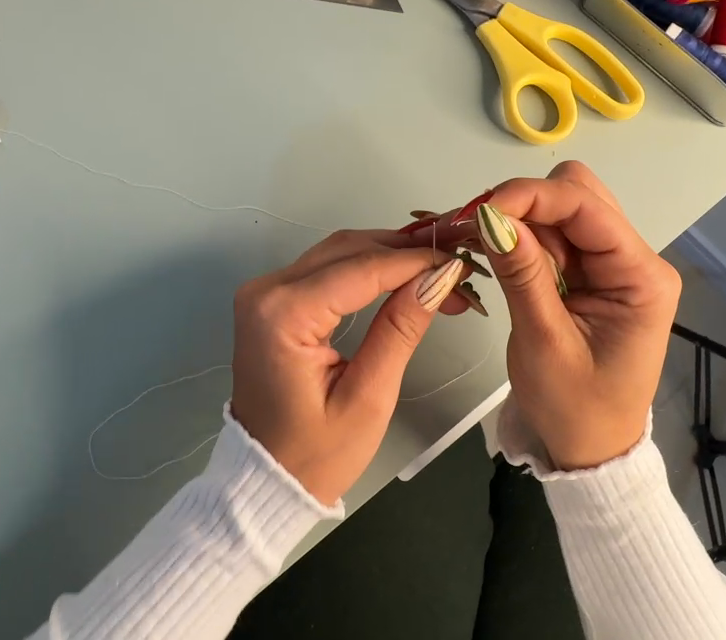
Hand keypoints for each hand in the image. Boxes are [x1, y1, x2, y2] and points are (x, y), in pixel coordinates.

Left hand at [230, 232, 457, 504]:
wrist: (264, 476)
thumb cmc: (315, 454)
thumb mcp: (368, 398)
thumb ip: (400, 330)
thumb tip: (438, 278)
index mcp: (283, 314)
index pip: (361, 268)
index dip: (414, 261)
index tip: (462, 263)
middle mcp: (267, 290)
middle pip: (347, 249)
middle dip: (405, 252)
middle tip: (456, 267)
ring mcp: (265, 291)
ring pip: (337, 251)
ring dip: (388, 254)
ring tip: (438, 271)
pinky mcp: (272, 299)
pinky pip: (325, 267)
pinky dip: (366, 267)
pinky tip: (401, 275)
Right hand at [472, 161, 680, 469]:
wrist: (589, 449)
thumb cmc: (575, 407)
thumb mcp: (544, 342)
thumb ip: (522, 273)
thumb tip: (491, 216)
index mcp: (640, 277)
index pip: (585, 205)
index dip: (529, 196)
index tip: (477, 212)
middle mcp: (632, 259)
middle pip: (577, 192)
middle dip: (524, 202)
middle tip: (478, 230)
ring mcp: (610, 263)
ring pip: (561, 206)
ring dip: (518, 216)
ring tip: (483, 244)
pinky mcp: (587, 270)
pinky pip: (551, 231)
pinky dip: (519, 233)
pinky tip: (495, 252)